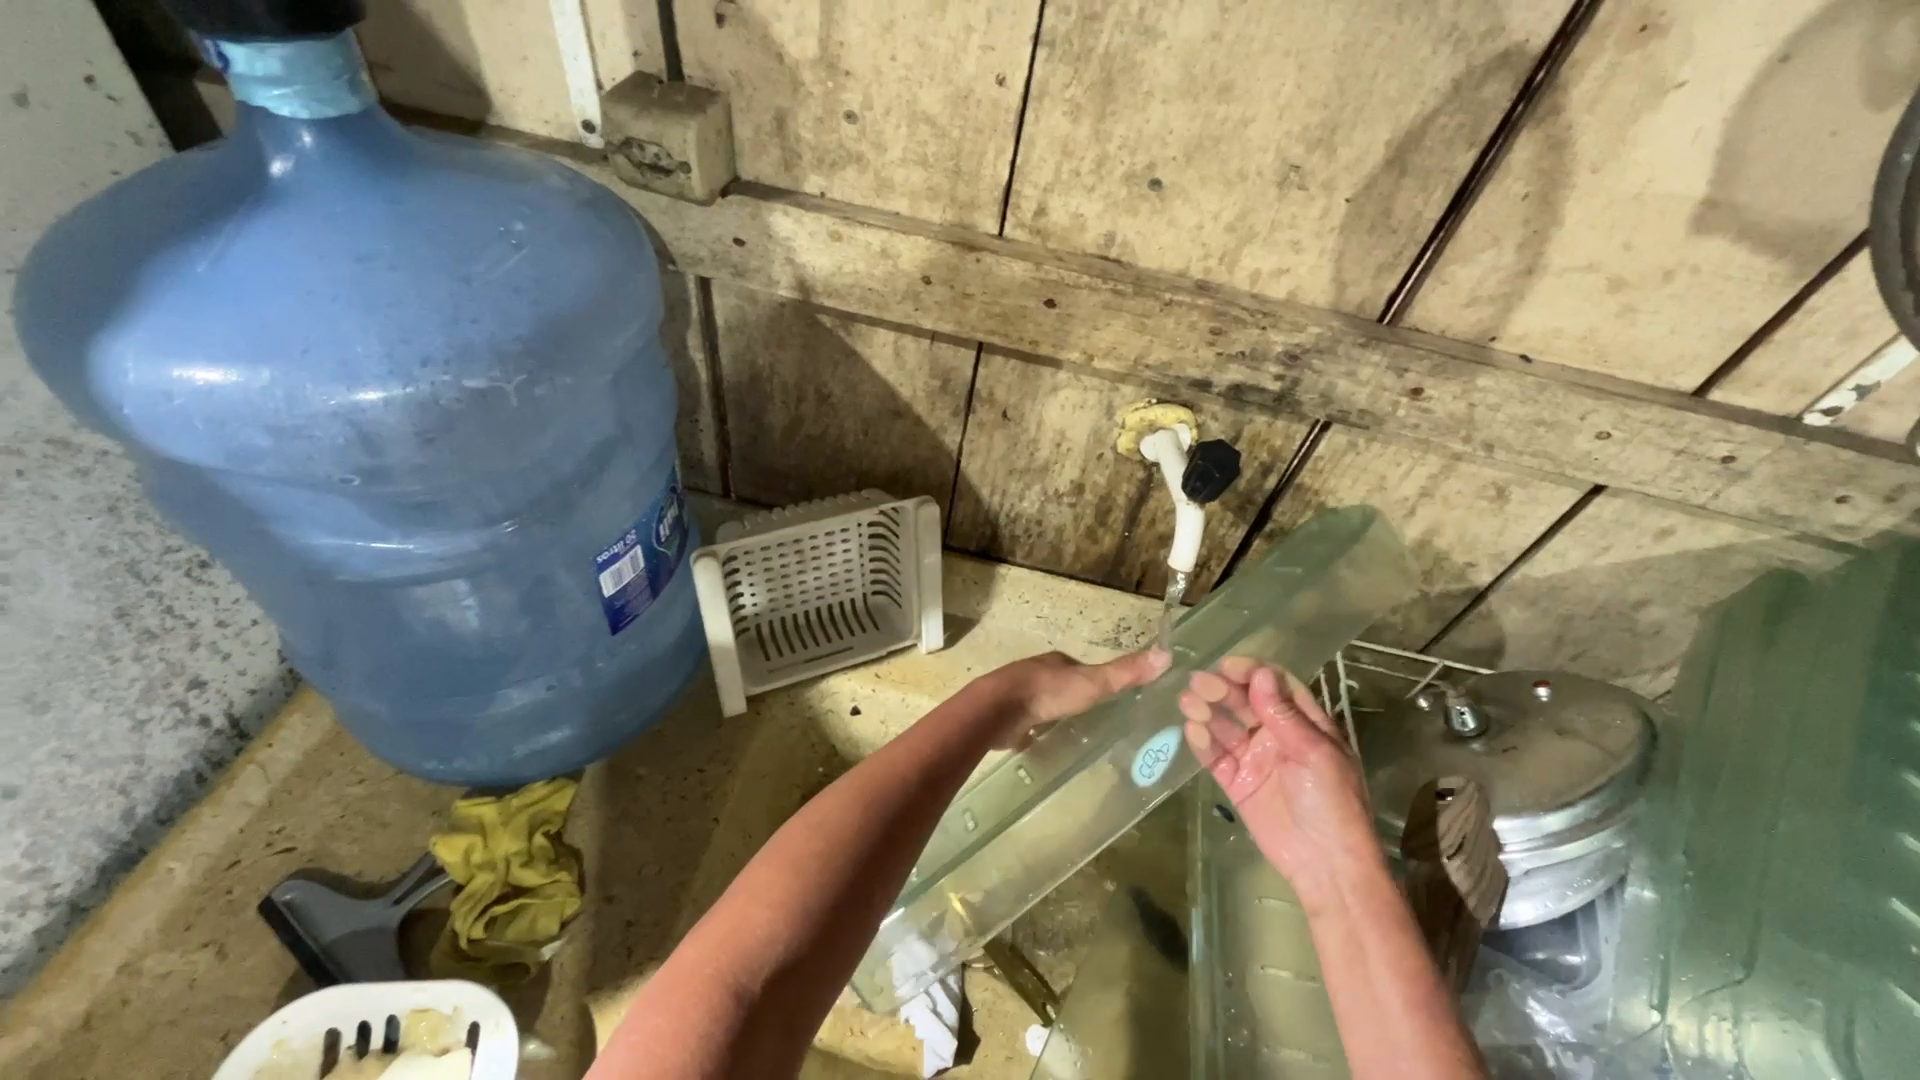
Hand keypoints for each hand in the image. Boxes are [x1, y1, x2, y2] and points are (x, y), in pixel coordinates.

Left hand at [975, 648, 1171, 748]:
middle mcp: (1036, 675)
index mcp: (1057, 663)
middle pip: (1062, 687)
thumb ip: (1125, 673)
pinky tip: (1045, 745)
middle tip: (1094, 723)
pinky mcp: (1006, 719)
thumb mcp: (1092, 682)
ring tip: (1073, 736)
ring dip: (1055, 717)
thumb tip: (1166, 654)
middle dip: (1075, 701)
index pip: (1082, 670)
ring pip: (1043, 706)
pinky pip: (1026, 726)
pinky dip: (1036, 733)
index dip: (1097, 682)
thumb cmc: (1047, 692)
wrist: (997, 710)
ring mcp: (1018, 697)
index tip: (1111, 699)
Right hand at [1180, 658, 1381, 907]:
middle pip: (1245, 703)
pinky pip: (1215, 758)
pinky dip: (1202, 743)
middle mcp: (1277, 736)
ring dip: (1207, 711)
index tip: (1228, 666)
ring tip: (1188, 701)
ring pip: (1225, 727)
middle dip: (1223, 690)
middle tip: (1200, 683)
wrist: (1326, 864)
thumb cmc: (1333, 804)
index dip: (1252, 673)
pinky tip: (1192, 730)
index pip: (1275, 687)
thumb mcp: (1314, 754)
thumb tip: (1261, 674)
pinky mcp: (1236, 783)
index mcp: (1305, 725)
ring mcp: (1254, 759)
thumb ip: (1283, 715)